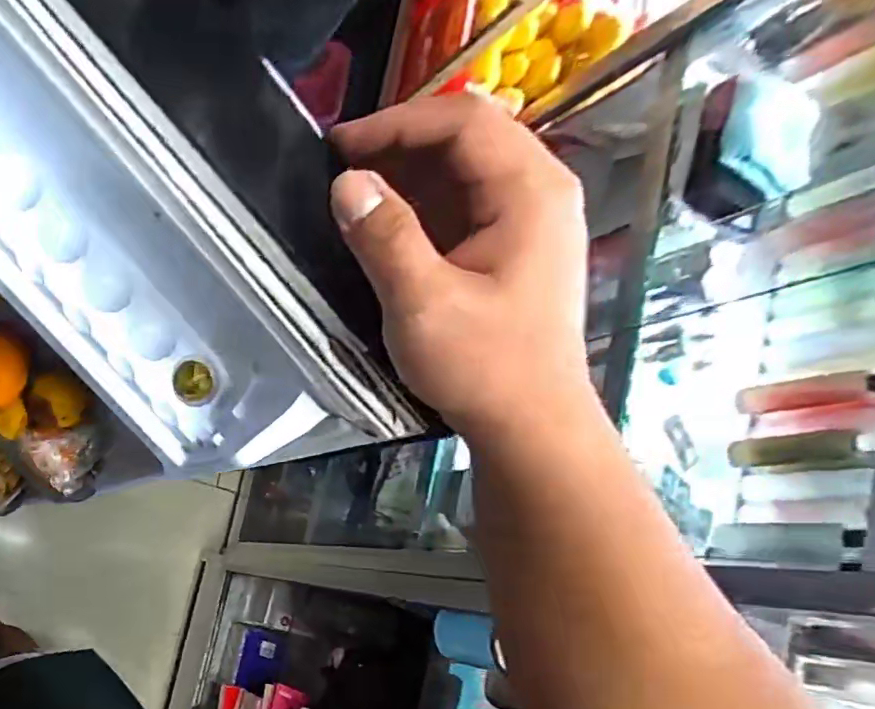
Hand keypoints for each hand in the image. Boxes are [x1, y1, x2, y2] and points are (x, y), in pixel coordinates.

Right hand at [329, 95, 595, 445]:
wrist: (527, 418)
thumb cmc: (482, 363)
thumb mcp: (422, 303)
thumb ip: (384, 239)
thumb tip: (346, 185)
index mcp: (528, 191)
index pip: (463, 123)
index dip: (396, 124)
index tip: (337, 146)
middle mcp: (536, 192)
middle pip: (466, 139)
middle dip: (398, 145)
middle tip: (338, 168)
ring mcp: (525, 221)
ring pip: (462, 172)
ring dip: (405, 175)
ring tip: (351, 193)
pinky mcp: (508, 249)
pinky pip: (460, 206)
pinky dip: (418, 206)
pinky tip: (382, 224)